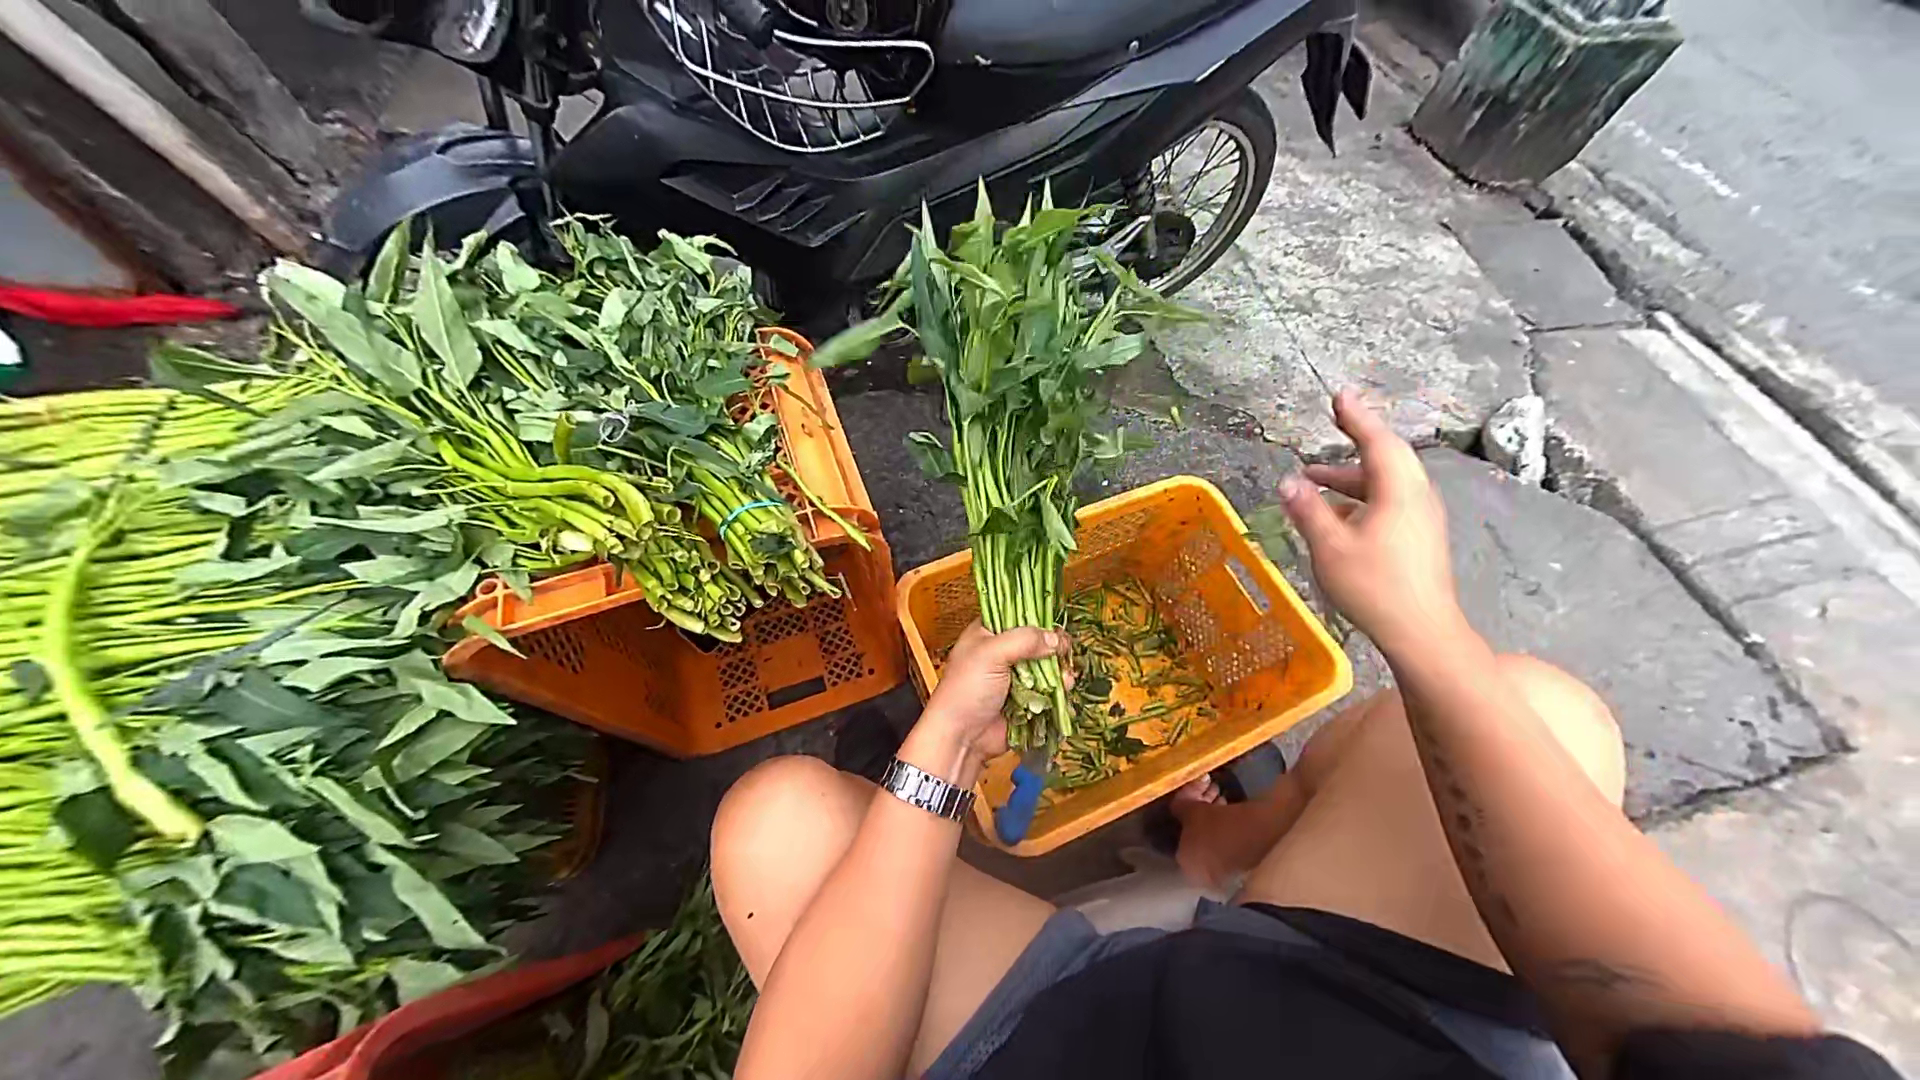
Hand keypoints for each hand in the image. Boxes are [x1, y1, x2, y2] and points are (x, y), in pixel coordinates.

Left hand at [906, 623, 1069, 780]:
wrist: (962, 737)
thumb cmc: (966, 689)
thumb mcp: (991, 653)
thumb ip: (1024, 640)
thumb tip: (1056, 638)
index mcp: (988, 633)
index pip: (1017, 615)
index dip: (1038, 618)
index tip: (1055, 626)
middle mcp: (1003, 651)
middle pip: (1037, 641)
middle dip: (1053, 648)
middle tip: (1065, 652)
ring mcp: (1015, 676)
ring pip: (1046, 666)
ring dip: (1058, 670)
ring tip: (1066, 676)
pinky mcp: (1025, 698)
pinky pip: (1048, 689)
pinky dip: (1058, 690)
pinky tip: (1065, 689)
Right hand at [1280, 388, 1465, 656]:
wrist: (1422, 631)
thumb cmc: (1374, 586)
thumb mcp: (1330, 547)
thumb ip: (1308, 510)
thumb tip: (1288, 481)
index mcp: (1399, 492)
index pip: (1378, 442)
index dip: (1357, 417)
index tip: (1340, 395)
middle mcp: (1416, 498)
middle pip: (1385, 459)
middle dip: (1354, 442)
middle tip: (1332, 423)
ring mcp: (1420, 519)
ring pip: (1384, 484)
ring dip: (1349, 476)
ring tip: (1312, 479)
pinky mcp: (1417, 538)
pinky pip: (1387, 503)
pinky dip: (1358, 498)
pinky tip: (1333, 514)